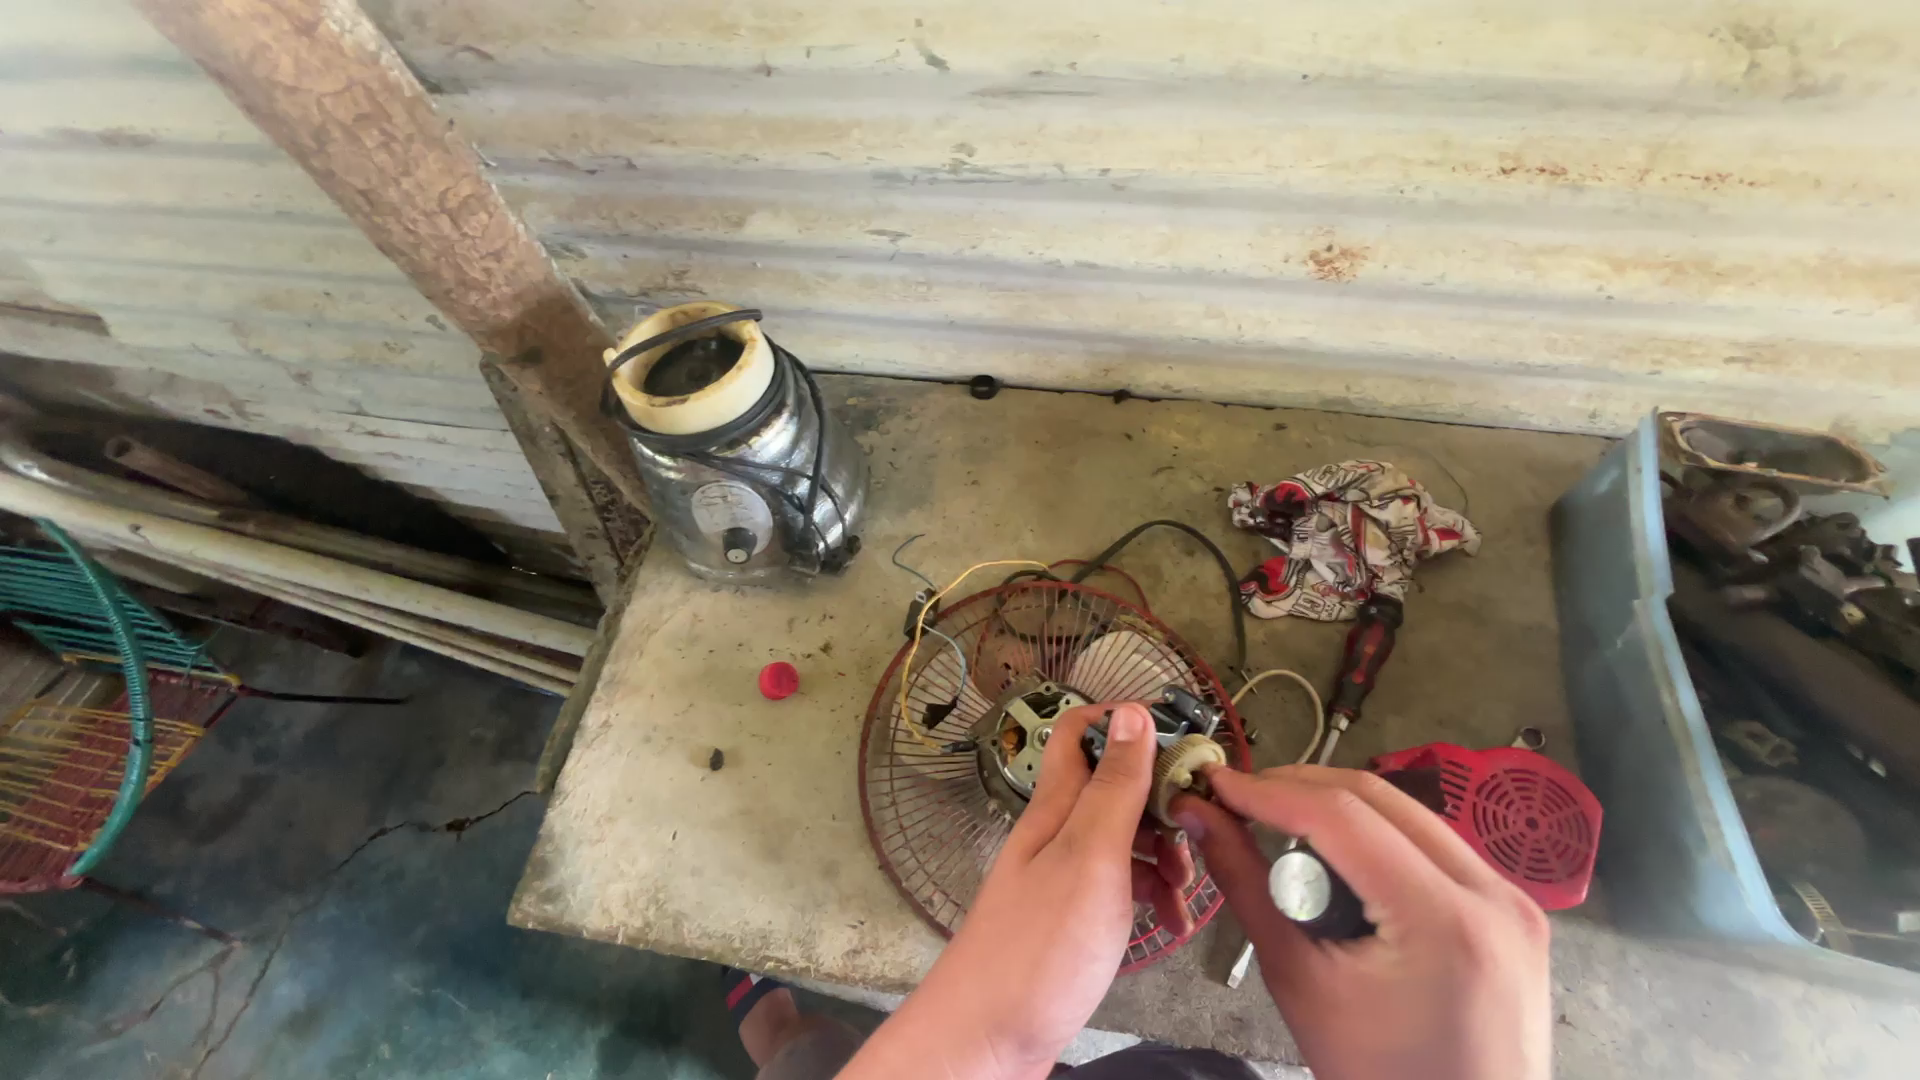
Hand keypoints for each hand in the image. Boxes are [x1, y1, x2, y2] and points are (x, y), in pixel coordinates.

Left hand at [842, 702, 1194, 1079]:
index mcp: (1057, 804)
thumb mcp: (1090, 856)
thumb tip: (1131, 713)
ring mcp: (1065, 874)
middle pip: (1115, 787)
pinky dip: (1152, 898)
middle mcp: (1059, 830)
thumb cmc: (1042, 942)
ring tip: (1188, 893)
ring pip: (1125, 841)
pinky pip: (1121, 889)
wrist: (988, 1038)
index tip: (1178, 736)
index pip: (1082, 731)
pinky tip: (1173, 925)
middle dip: (1161, 801)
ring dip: (1165, 856)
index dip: (1125, 722)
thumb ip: (1114, 787)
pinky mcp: (1074, 917)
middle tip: (1199, 831)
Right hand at [1173, 765, 1550, 1079]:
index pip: (1340, 817)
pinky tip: (1334, 853)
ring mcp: (1513, 896)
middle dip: (1297, 786)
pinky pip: (1428, 839)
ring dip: (1333, 804)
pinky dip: (1371, 831)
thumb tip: (1196, 812)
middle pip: (1376, 797)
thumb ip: (1243, 882)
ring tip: (1278, 822)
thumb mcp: (1296, 978)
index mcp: (1444, 920)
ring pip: (1403, 810)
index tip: (1214, 782)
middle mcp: (1493, 893)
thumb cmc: (1374, 1075)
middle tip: (1239, 798)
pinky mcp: (1514, 905)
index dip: (1268, 790)